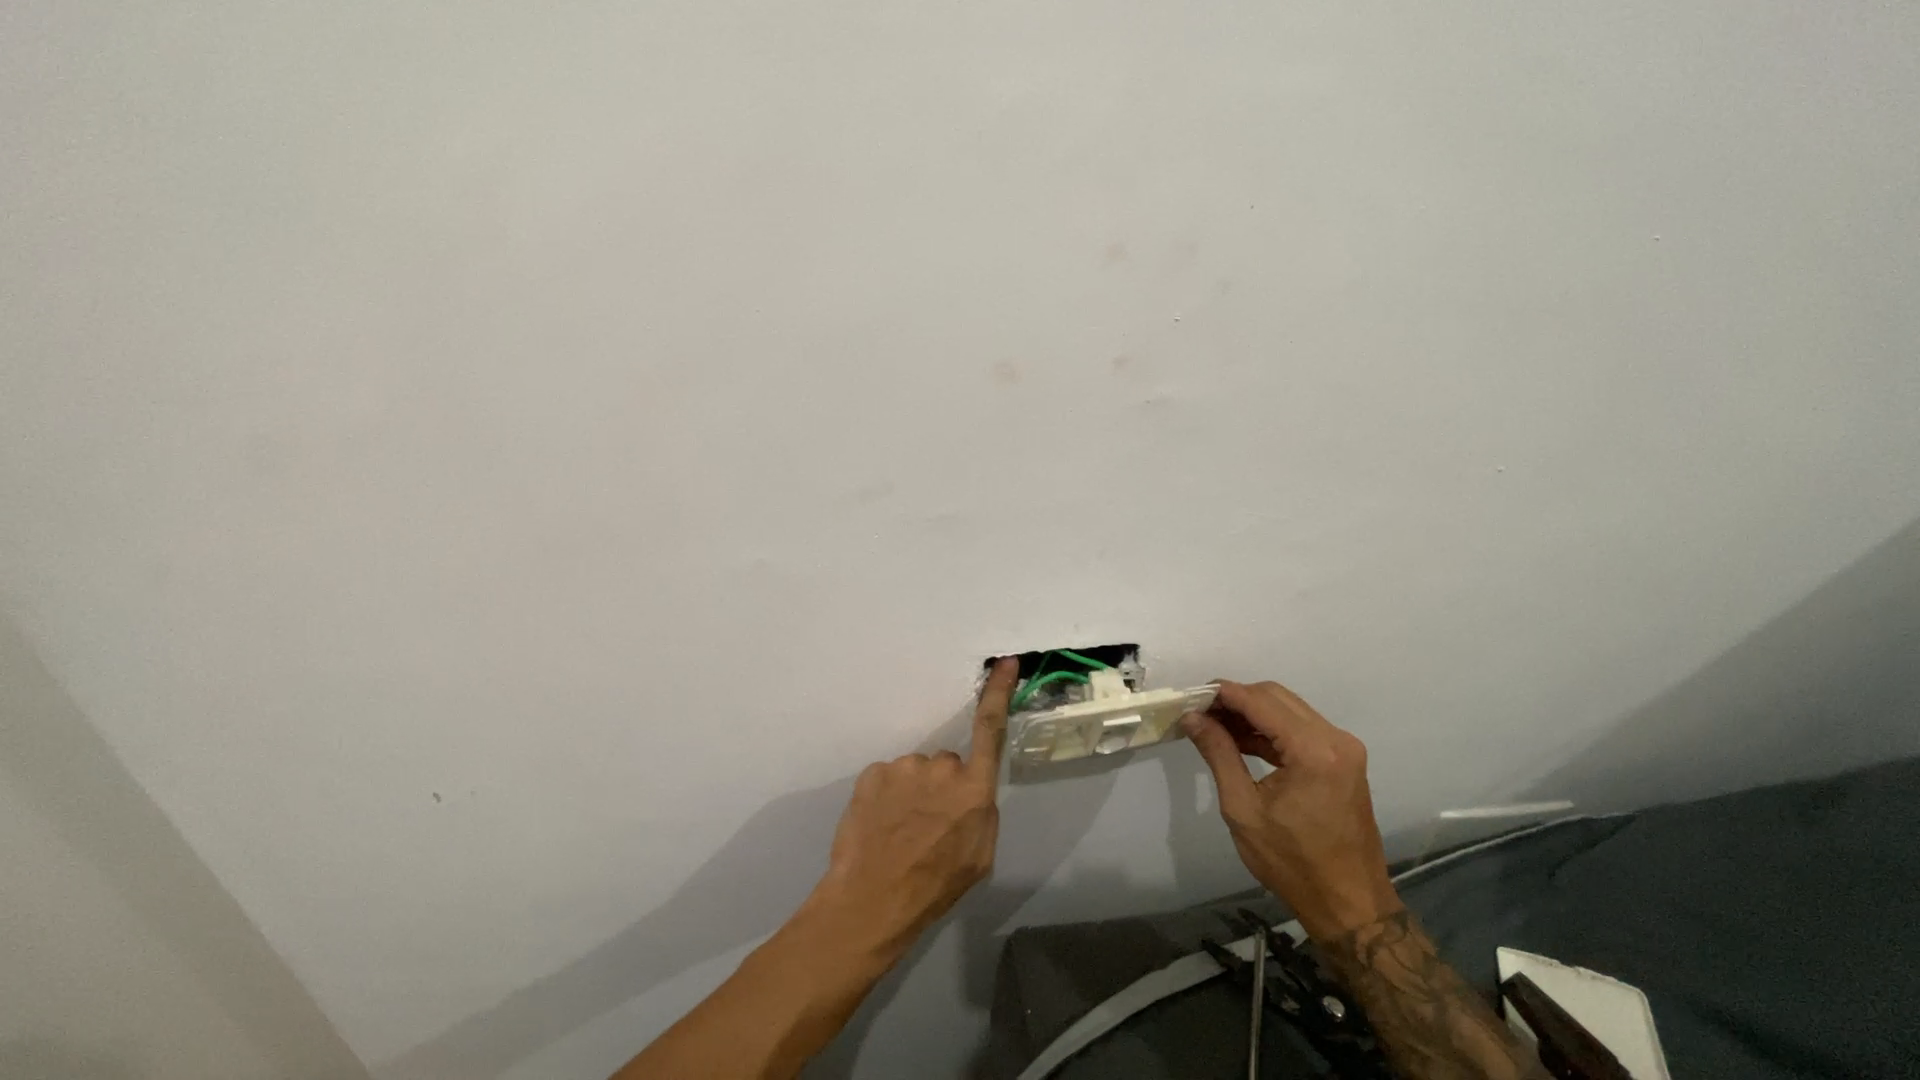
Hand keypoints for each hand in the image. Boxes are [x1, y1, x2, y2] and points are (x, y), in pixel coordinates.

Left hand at [799, 657, 1017, 956]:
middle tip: (928, 826)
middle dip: (941, 787)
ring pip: (915, 773)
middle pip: (947, 765)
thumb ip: (981, 814)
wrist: (872, 899)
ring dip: (911, 793)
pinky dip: (885, 797)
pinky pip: (887, 778)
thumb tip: (972, 794)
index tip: (1006, 662)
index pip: (990, 728)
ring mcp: (903, 768)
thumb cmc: (934, 886)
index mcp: (974, 789)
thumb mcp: (980, 857)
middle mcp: (941, 768)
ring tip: (900, 831)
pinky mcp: (871, 773)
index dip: (999, 693)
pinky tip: (880, 825)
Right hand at [1183, 679, 1401, 941]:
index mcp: (1314, 751)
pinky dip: (1271, 730)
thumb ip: (1219, 754)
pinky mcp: (1343, 760)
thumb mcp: (1243, 808)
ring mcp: (1344, 748)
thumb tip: (1193, 719)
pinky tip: (1242, 741)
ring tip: (1214, 728)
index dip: (1223, 694)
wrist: (1348, 902)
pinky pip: (1301, 729)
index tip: (1191, 699)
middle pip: (1277, 697)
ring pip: (1289, 710)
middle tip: (1199, 715)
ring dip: (1252, 713)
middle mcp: (1335, 739)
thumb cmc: (1291, 862)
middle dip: (1236, 700)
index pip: (1261, 702)